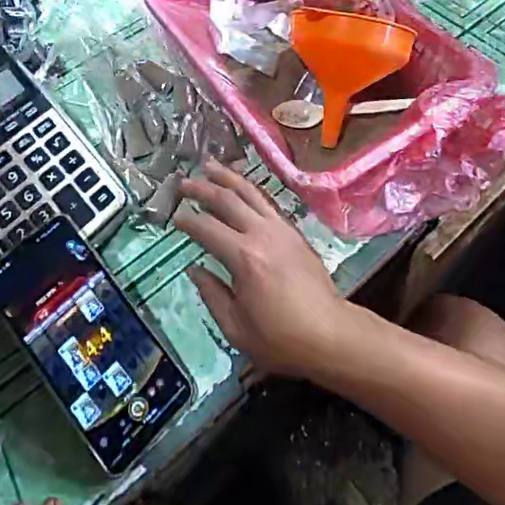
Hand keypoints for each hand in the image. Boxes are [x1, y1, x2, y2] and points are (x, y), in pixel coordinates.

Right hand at [177, 160, 361, 378]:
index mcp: (244, 258)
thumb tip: (195, 270)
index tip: (174, 217)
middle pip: (227, 200)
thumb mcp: (236, 327)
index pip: (207, 229)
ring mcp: (282, 229)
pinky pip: (267, 202)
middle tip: (183, 182)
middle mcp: (262, 234)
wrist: (330, 335)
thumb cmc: (281, 338)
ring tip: (210, 166)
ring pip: (251, 193)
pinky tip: (242, 188)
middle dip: (202, 189)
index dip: (187, 221)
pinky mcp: (295, 232)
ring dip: (228, 178)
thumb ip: (212, 294)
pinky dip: (250, 190)